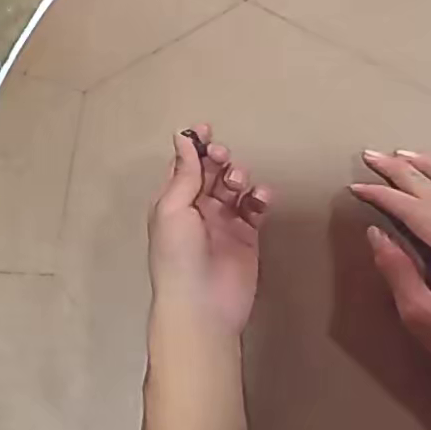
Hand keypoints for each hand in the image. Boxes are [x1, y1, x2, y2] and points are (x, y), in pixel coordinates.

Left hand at [147, 124, 271, 335]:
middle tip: (224, 156)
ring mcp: (222, 221)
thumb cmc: (177, 253)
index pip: (182, 165)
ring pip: (234, 187)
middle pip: (209, 172)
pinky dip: (259, 199)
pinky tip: (259, 199)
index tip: (205, 128)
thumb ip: (183, 174)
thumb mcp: (173, 208)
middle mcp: (195, 207)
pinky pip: (254, 209)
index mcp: (170, 199)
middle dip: (218, 159)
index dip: (193, 146)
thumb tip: (182, 138)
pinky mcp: (247, 236)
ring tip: (238, 182)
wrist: (202, 301)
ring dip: (237, 177)